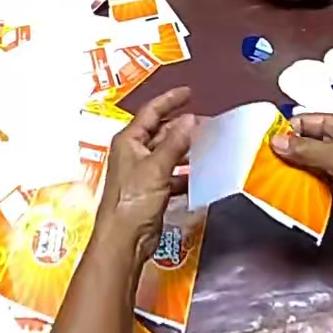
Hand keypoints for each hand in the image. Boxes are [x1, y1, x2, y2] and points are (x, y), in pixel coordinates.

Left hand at [95, 86, 198, 264]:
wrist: (125, 240)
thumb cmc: (134, 200)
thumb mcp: (157, 167)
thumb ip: (175, 143)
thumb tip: (191, 119)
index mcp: (129, 140)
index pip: (151, 112)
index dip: (170, 100)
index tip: (189, 92)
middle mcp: (133, 152)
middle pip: (160, 131)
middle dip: (181, 125)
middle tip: (205, 121)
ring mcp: (142, 171)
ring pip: (167, 152)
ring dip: (185, 148)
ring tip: (207, 144)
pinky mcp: (151, 190)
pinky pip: (171, 174)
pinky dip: (184, 173)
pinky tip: (201, 174)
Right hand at [270, 112, 332, 235]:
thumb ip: (304, 149)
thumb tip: (275, 141)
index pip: (303, 121)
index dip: (285, 131)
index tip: (264, 144)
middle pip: (303, 144)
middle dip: (285, 153)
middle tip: (262, 165)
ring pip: (307, 166)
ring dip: (292, 173)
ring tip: (269, 181)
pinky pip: (315, 185)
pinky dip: (302, 188)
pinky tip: (287, 195)